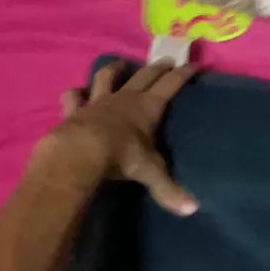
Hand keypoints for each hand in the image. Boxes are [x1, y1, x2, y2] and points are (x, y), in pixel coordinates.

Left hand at [32, 60, 198, 215]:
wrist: (79, 152)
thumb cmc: (121, 158)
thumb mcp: (150, 173)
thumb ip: (168, 189)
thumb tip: (192, 210)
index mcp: (148, 108)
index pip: (171, 85)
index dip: (184, 74)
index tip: (195, 65)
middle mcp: (125, 99)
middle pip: (145, 76)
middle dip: (158, 67)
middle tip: (168, 59)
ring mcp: (98, 102)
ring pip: (107, 77)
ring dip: (115, 69)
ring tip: (120, 64)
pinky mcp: (75, 110)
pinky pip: (74, 96)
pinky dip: (76, 93)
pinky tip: (77, 92)